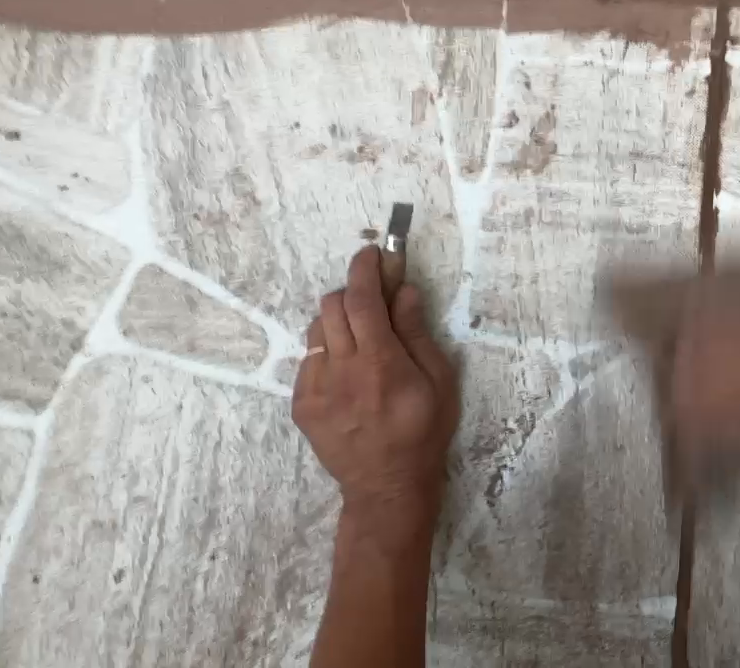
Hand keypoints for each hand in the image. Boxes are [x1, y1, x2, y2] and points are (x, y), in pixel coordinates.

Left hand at [293, 246, 458, 525]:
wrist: (386, 485)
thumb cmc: (424, 430)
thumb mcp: (439, 380)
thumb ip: (417, 332)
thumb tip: (404, 291)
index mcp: (380, 362)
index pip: (362, 299)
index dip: (364, 269)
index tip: (371, 253)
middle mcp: (341, 370)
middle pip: (332, 306)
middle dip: (352, 291)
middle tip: (373, 299)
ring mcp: (315, 388)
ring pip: (316, 329)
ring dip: (338, 320)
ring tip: (361, 337)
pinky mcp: (300, 404)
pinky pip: (308, 359)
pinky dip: (328, 350)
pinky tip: (348, 369)